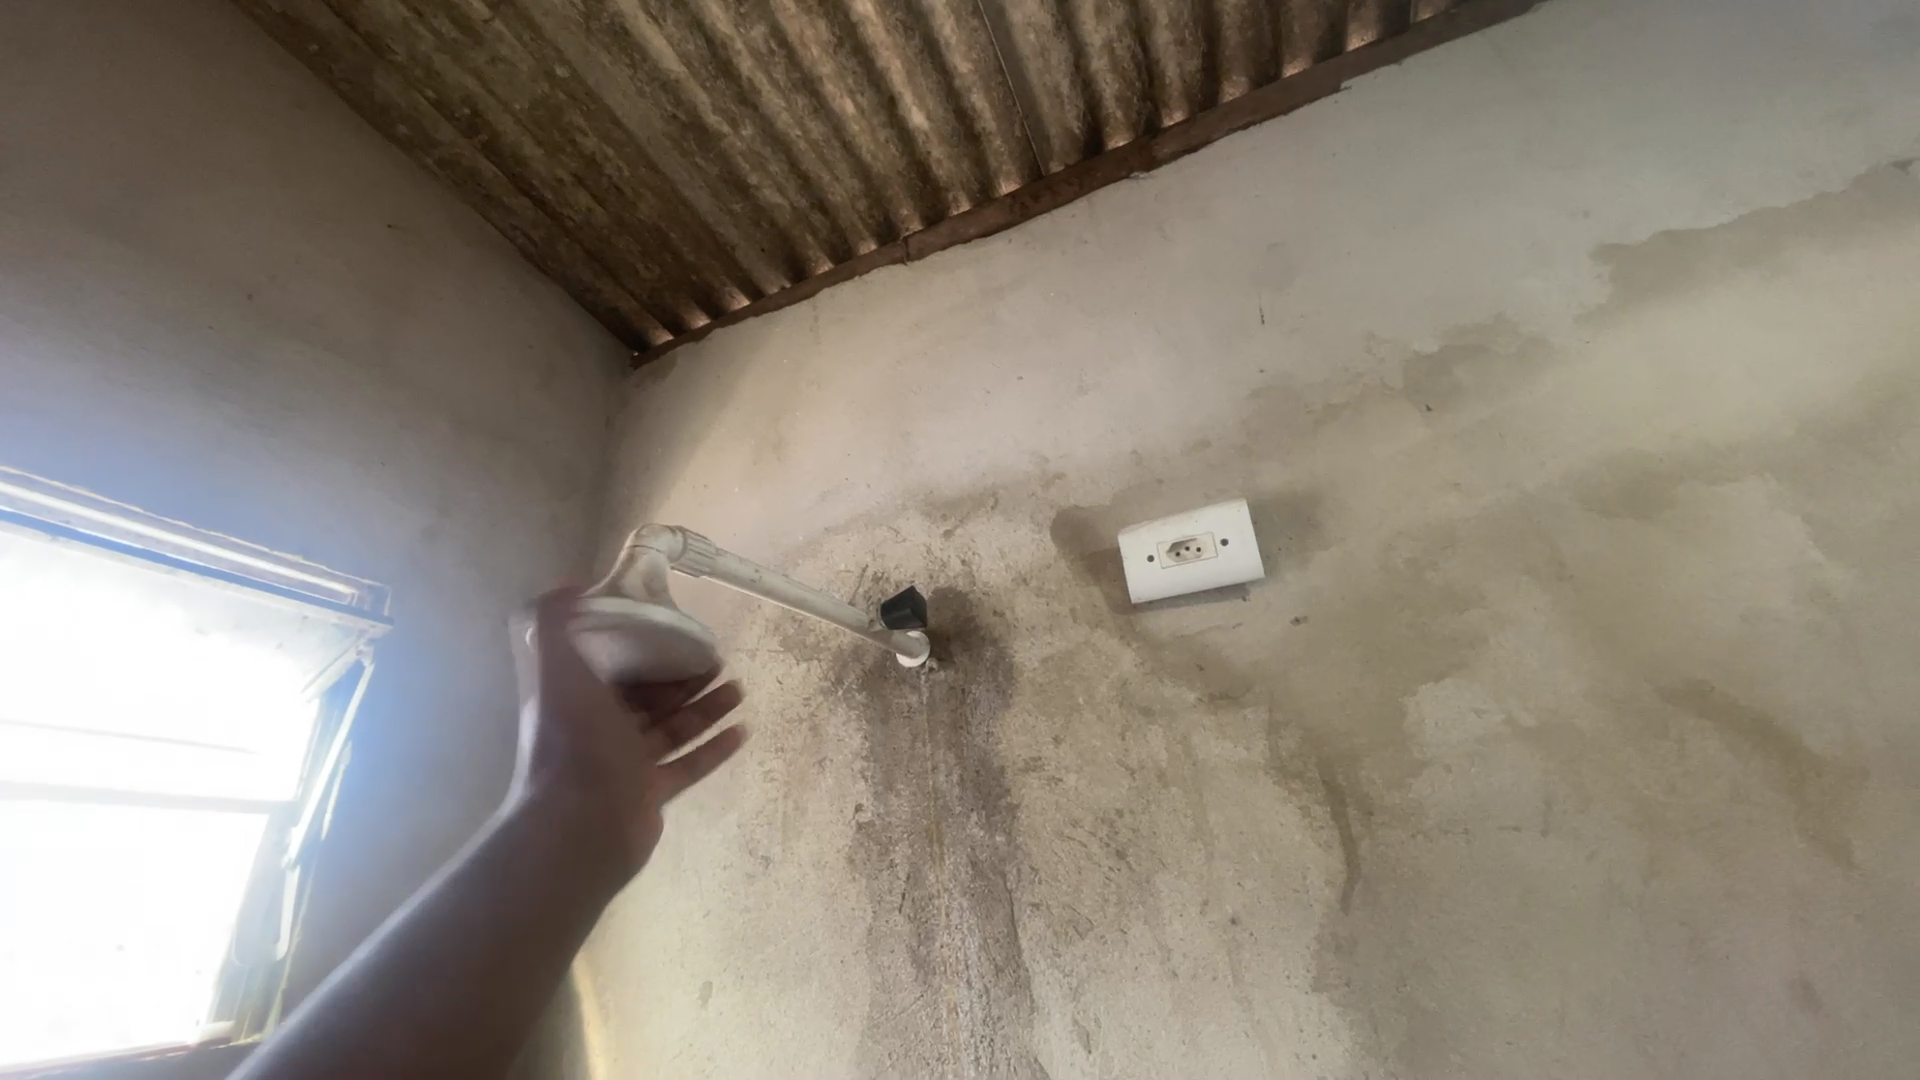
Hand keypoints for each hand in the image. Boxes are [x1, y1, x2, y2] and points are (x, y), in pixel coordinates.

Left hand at [506, 584, 746, 883]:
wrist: (580, 828)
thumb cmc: (574, 745)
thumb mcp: (558, 673)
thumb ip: (555, 625)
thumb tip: (569, 583)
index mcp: (579, 699)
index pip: (613, 665)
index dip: (642, 648)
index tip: (675, 631)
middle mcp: (600, 729)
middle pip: (649, 696)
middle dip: (684, 676)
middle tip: (718, 661)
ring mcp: (626, 764)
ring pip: (673, 727)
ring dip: (706, 708)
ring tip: (739, 690)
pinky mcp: (650, 793)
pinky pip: (689, 765)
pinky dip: (715, 748)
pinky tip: (743, 731)